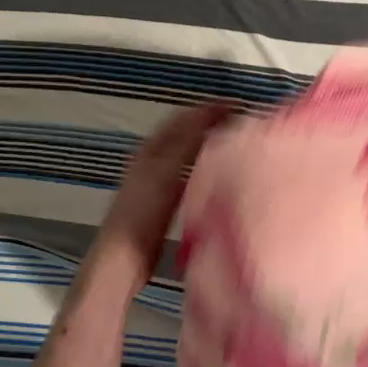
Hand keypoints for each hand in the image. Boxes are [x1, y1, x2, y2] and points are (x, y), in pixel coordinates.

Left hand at [93, 102, 233, 282]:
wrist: (123, 259)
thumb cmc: (143, 213)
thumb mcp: (166, 173)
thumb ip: (187, 144)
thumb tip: (213, 118)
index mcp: (152, 147)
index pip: (185, 117)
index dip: (211, 109)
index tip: (241, 107)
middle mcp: (152, 157)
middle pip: (187, 131)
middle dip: (213, 124)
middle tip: (243, 124)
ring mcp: (156, 178)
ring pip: (189, 150)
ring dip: (211, 143)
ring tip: (238, 144)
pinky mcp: (164, 200)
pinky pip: (190, 171)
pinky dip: (206, 165)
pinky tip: (221, 174)